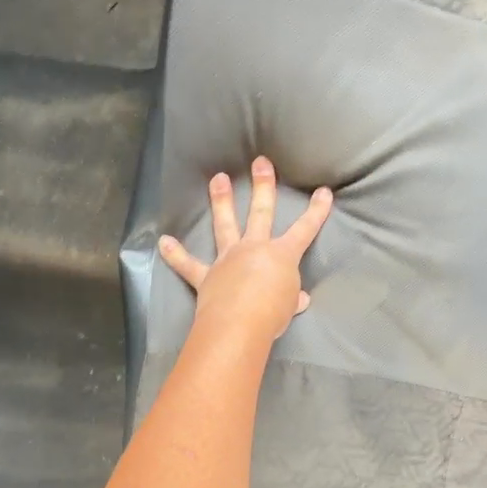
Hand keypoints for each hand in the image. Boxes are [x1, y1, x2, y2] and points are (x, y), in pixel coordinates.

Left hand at [158, 156, 332, 342]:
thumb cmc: (272, 314)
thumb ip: (292, 299)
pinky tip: (163, 242)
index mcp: (281, 255)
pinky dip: (175, 255)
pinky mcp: (206, 277)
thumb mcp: (289, 307)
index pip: (305, 230)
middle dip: (263, 187)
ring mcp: (228, 260)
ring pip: (224, 225)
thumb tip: (299, 299)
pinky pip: (188, 265)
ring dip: (221, 201)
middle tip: (260, 162)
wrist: (239, 325)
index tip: (323, 192)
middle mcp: (254, 249)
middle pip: (261, 213)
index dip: (316, 212)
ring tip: (218, 179)